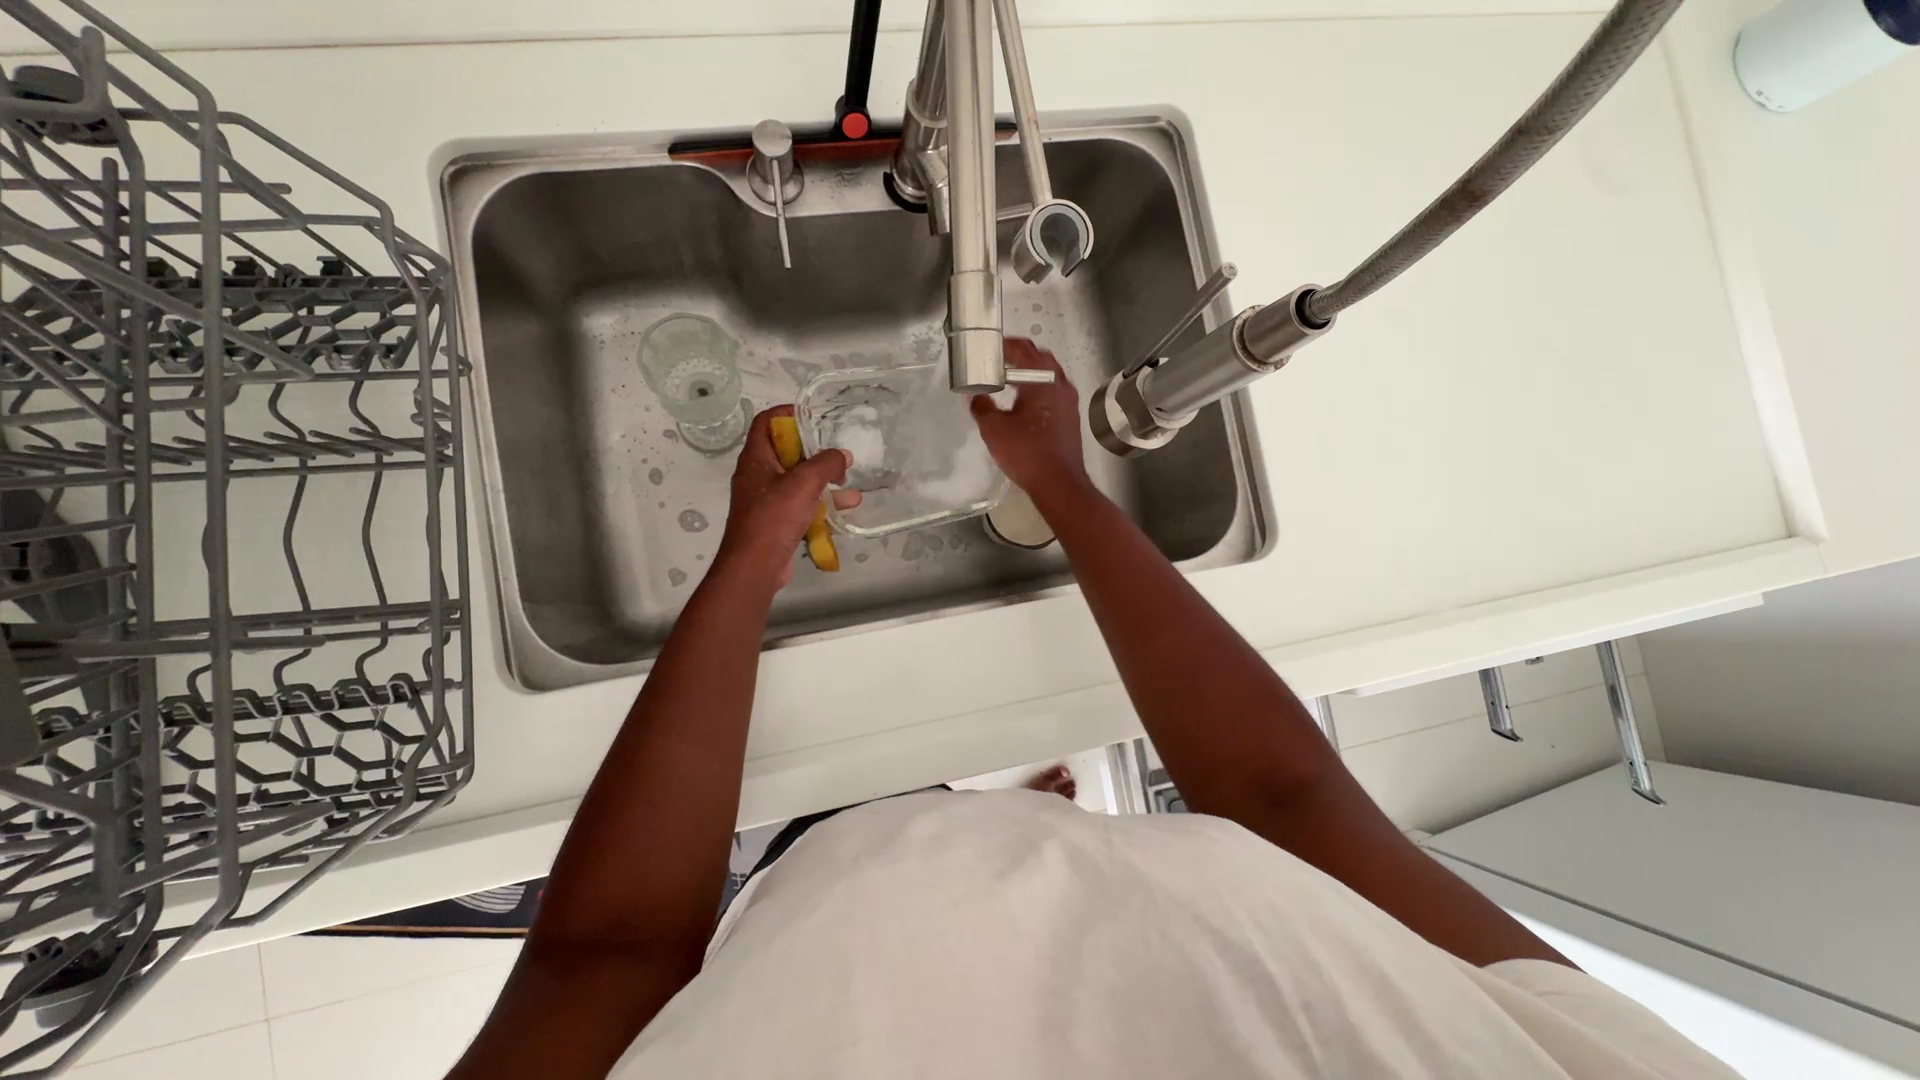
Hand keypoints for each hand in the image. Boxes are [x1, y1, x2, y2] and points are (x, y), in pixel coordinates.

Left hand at [715, 406, 853, 590]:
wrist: (756, 566)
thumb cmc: (774, 517)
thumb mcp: (804, 483)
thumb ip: (826, 464)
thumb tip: (843, 455)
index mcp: (755, 459)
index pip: (766, 423)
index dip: (787, 414)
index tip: (813, 417)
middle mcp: (757, 476)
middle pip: (786, 452)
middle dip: (815, 453)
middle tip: (838, 456)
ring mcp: (767, 501)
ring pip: (798, 482)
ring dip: (824, 482)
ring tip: (850, 486)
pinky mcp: (777, 523)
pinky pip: (802, 506)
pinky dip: (822, 505)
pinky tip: (845, 509)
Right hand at [967, 338, 1090, 501]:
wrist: (1059, 483)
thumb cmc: (1026, 453)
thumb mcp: (993, 429)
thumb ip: (981, 406)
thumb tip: (974, 396)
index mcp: (1042, 380)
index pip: (1023, 349)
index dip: (1005, 345)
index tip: (990, 348)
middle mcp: (1060, 384)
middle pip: (1040, 357)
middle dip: (1019, 356)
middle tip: (998, 362)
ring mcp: (1069, 400)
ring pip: (1049, 374)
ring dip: (1030, 373)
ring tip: (1009, 381)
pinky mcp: (1071, 415)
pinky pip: (1054, 390)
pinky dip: (1039, 388)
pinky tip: (1024, 403)